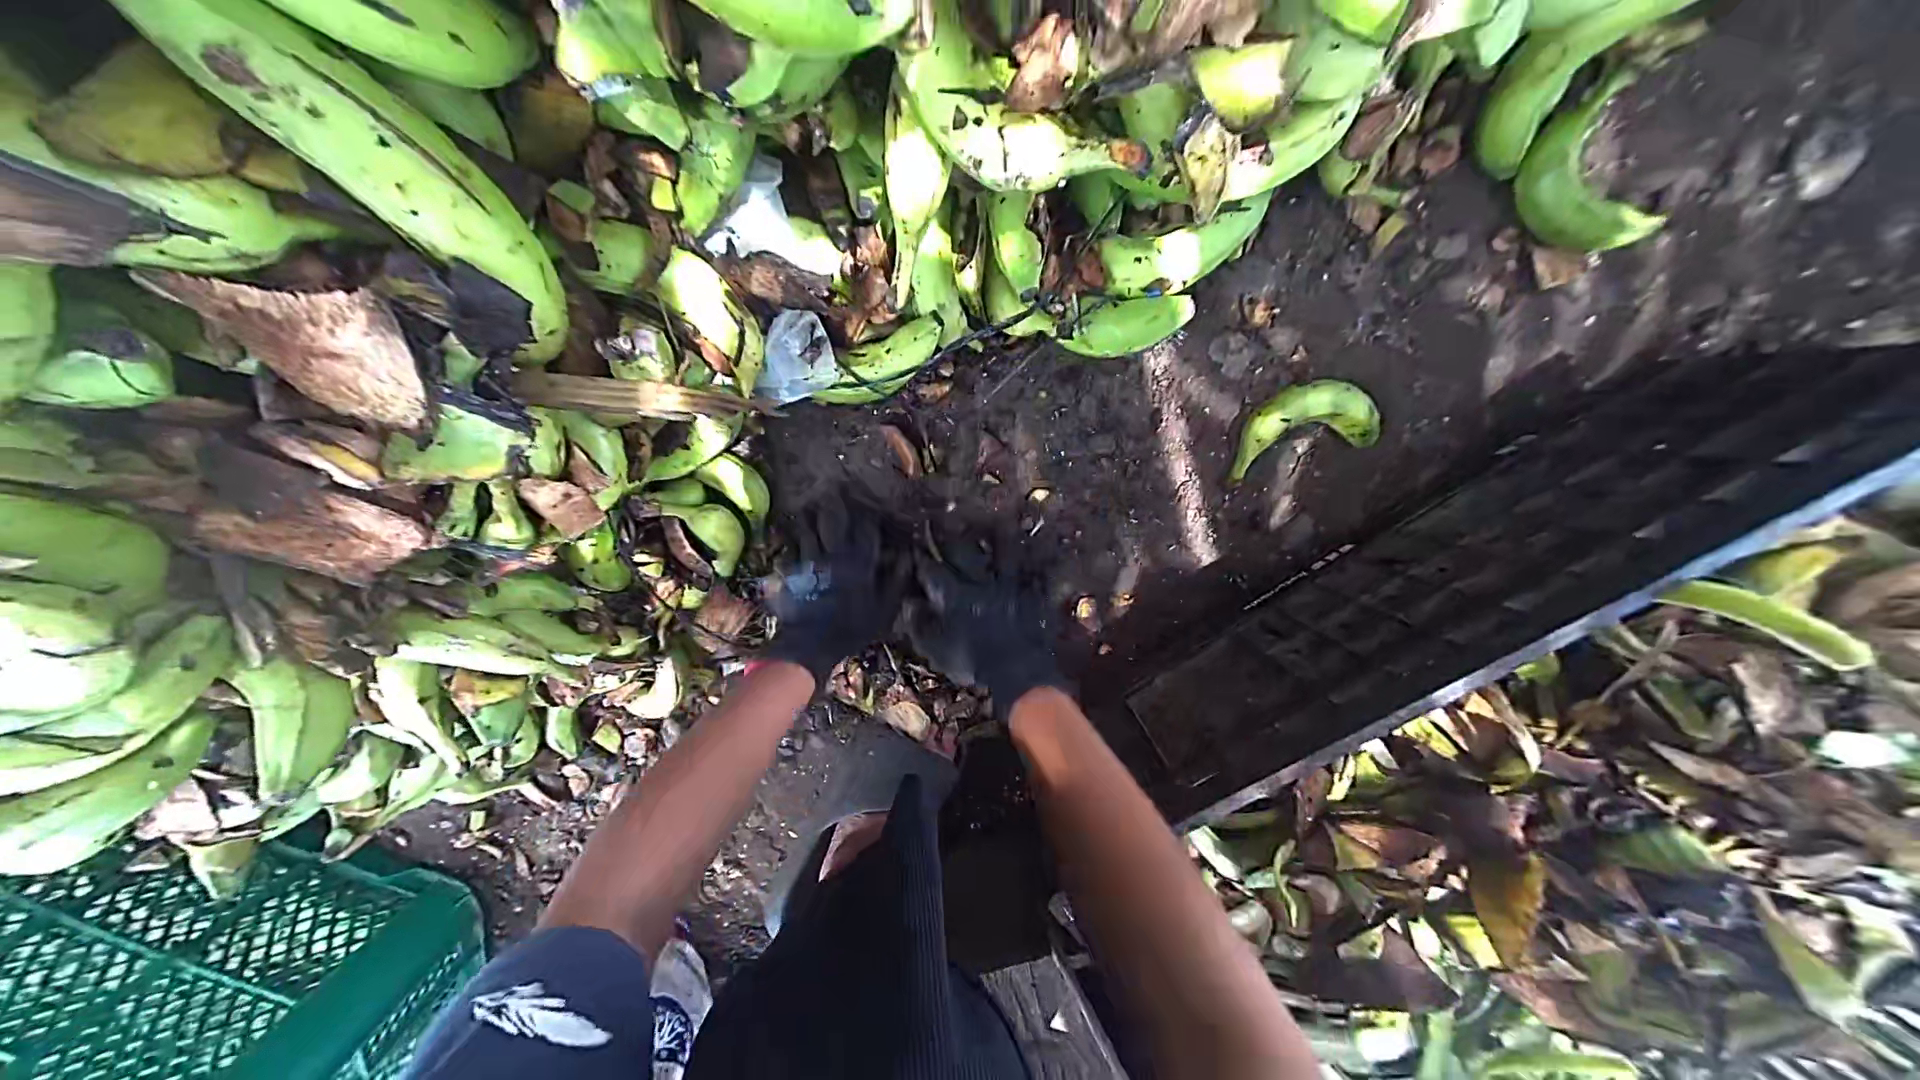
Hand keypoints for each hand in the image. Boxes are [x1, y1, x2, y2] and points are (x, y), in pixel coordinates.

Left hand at [760, 498, 906, 681]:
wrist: (812, 643)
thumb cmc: (852, 628)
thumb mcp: (884, 609)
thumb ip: (897, 581)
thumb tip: (907, 556)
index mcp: (860, 561)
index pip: (866, 527)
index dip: (867, 514)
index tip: (867, 504)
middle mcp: (836, 554)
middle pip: (834, 519)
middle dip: (834, 504)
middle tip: (834, 490)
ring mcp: (812, 559)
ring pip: (810, 528)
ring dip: (810, 515)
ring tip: (810, 506)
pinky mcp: (793, 568)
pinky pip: (791, 546)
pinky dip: (792, 536)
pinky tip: (791, 531)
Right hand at [906, 530, 1067, 715]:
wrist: (1018, 672)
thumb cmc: (971, 663)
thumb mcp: (936, 650)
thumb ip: (920, 624)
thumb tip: (909, 602)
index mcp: (954, 595)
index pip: (932, 570)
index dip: (921, 558)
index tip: (914, 548)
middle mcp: (980, 582)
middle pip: (964, 551)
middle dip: (951, 536)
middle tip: (943, 523)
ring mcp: (1009, 586)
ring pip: (1003, 552)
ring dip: (998, 536)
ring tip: (995, 519)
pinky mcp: (1032, 594)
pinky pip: (1035, 571)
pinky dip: (1035, 560)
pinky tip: (1041, 547)